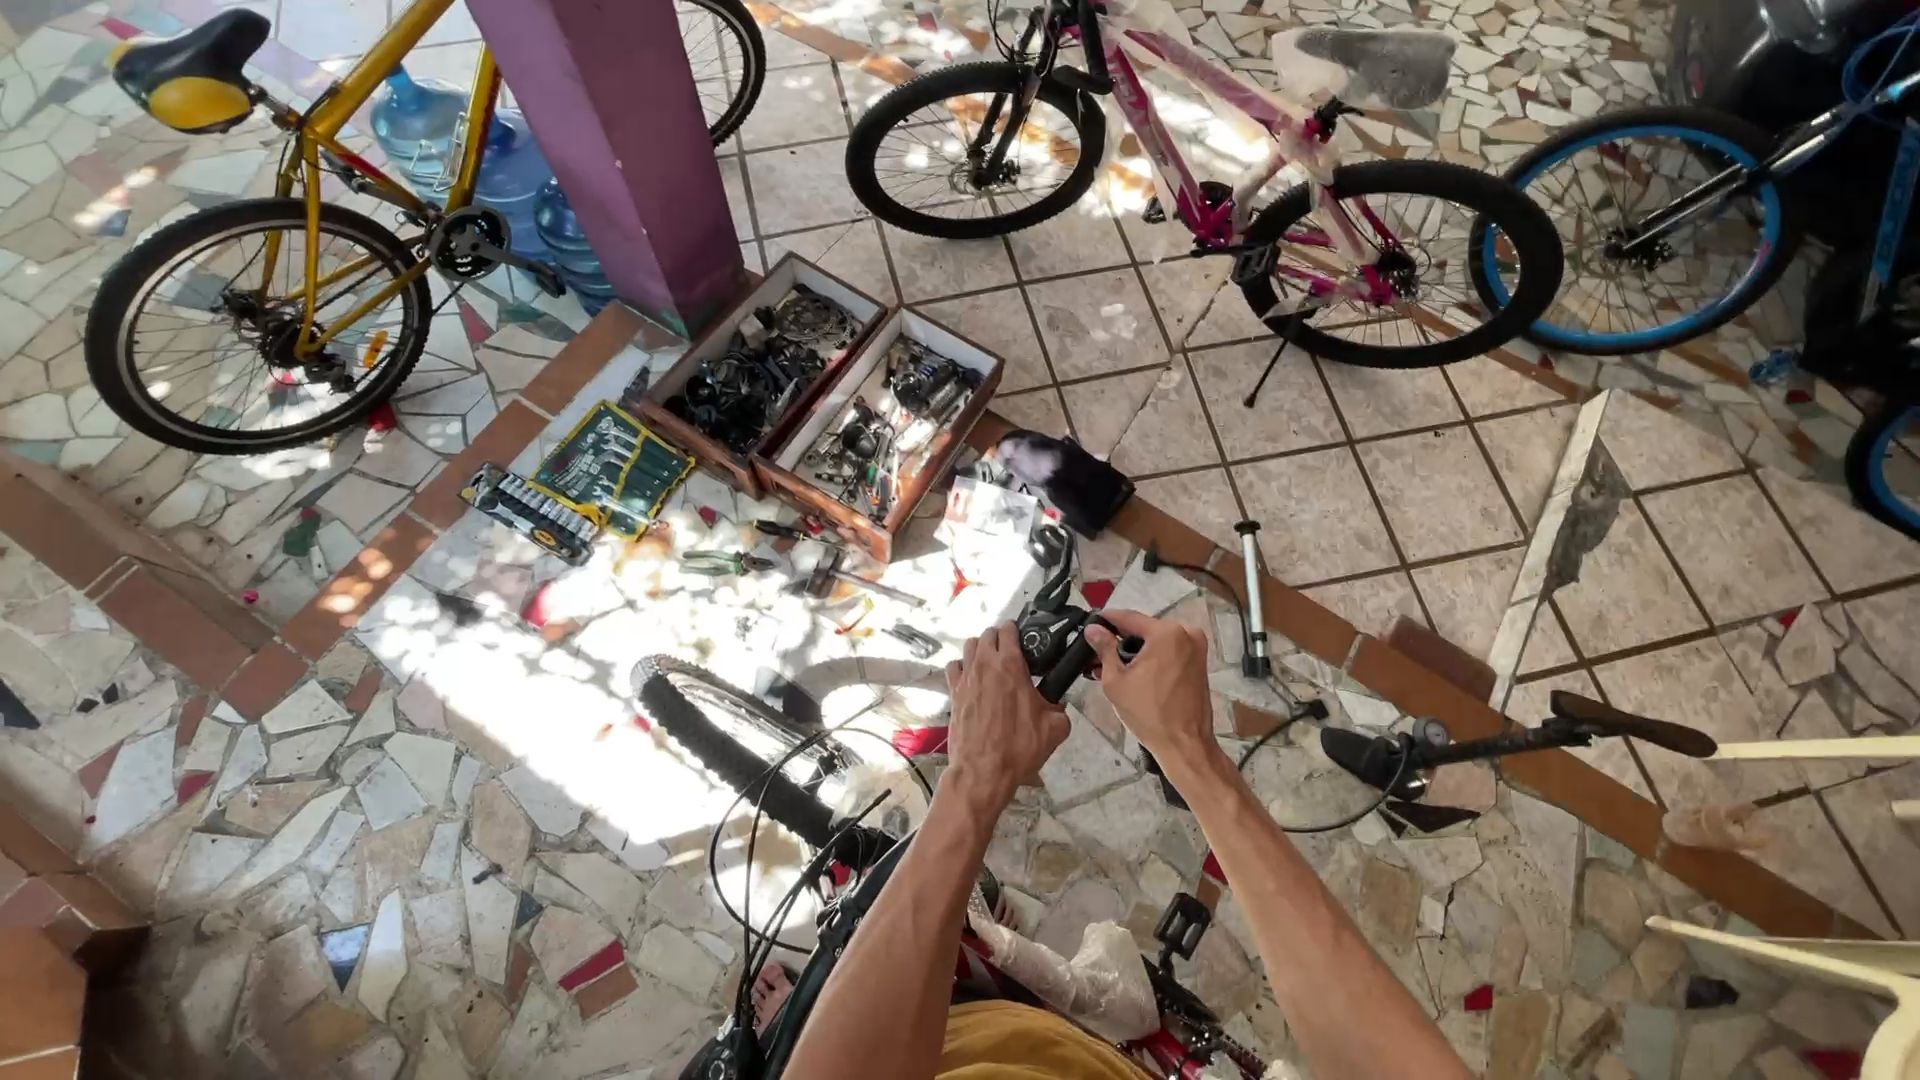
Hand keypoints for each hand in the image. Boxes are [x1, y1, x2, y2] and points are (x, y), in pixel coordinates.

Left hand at [944, 623, 1068, 815]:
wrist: (983, 771)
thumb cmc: (1019, 748)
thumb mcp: (1055, 729)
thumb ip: (1060, 709)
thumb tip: (1059, 706)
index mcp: (1011, 666)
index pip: (1009, 631)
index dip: (1017, 630)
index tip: (1024, 639)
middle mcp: (985, 665)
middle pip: (987, 634)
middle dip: (1000, 637)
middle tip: (1011, 651)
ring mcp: (965, 678)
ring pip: (969, 646)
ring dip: (981, 648)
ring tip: (992, 662)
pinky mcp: (953, 693)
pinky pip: (954, 667)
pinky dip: (963, 667)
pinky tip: (972, 678)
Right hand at [1084, 609, 1218, 773]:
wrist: (1184, 743)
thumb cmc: (1148, 712)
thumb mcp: (1117, 680)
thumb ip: (1104, 648)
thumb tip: (1093, 629)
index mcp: (1167, 633)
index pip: (1129, 617)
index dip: (1107, 619)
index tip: (1090, 622)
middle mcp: (1186, 633)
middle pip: (1144, 629)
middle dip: (1120, 640)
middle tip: (1097, 654)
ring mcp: (1197, 648)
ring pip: (1156, 641)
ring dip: (1136, 651)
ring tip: (1111, 667)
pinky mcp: (1200, 662)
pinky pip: (1169, 652)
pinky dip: (1152, 658)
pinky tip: (1133, 672)